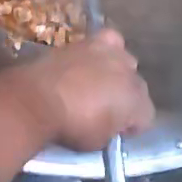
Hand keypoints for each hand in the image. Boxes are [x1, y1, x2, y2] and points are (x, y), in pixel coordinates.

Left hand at [4, 29, 154, 151]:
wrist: (35, 100)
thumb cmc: (68, 126)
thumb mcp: (96, 141)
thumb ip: (111, 130)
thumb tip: (110, 124)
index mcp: (137, 103)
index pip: (146, 116)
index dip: (130, 126)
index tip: (115, 130)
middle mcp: (131, 74)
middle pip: (137, 86)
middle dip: (124, 97)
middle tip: (102, 107)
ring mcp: (111, 54)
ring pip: (125, 61)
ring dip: (114, 72)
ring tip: (94, 82)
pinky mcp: (90, 41)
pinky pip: (109, 40)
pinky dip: (104, 49)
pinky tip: (91, 59)